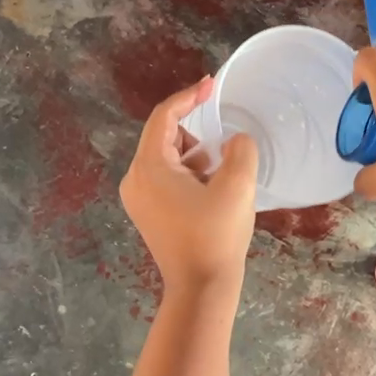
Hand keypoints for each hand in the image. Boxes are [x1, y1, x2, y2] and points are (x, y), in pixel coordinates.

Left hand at [118, 77, 259, 295]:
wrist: (201, 289)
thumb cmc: (216, 235)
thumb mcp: (237, 185)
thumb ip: (240, 149)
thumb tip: (234, 141)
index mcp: (148, 166)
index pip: (164, 116)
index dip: (189, 97)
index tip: (212, 85)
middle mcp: (135, 179)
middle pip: (165, 137)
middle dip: (197, 135)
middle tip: (225, 150)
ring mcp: (139, 199)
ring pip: (169, 159)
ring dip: (197, 158)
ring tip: (222, 180)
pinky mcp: (148, 214)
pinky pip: (168, 178)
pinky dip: (190, 175)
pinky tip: (213, 194)